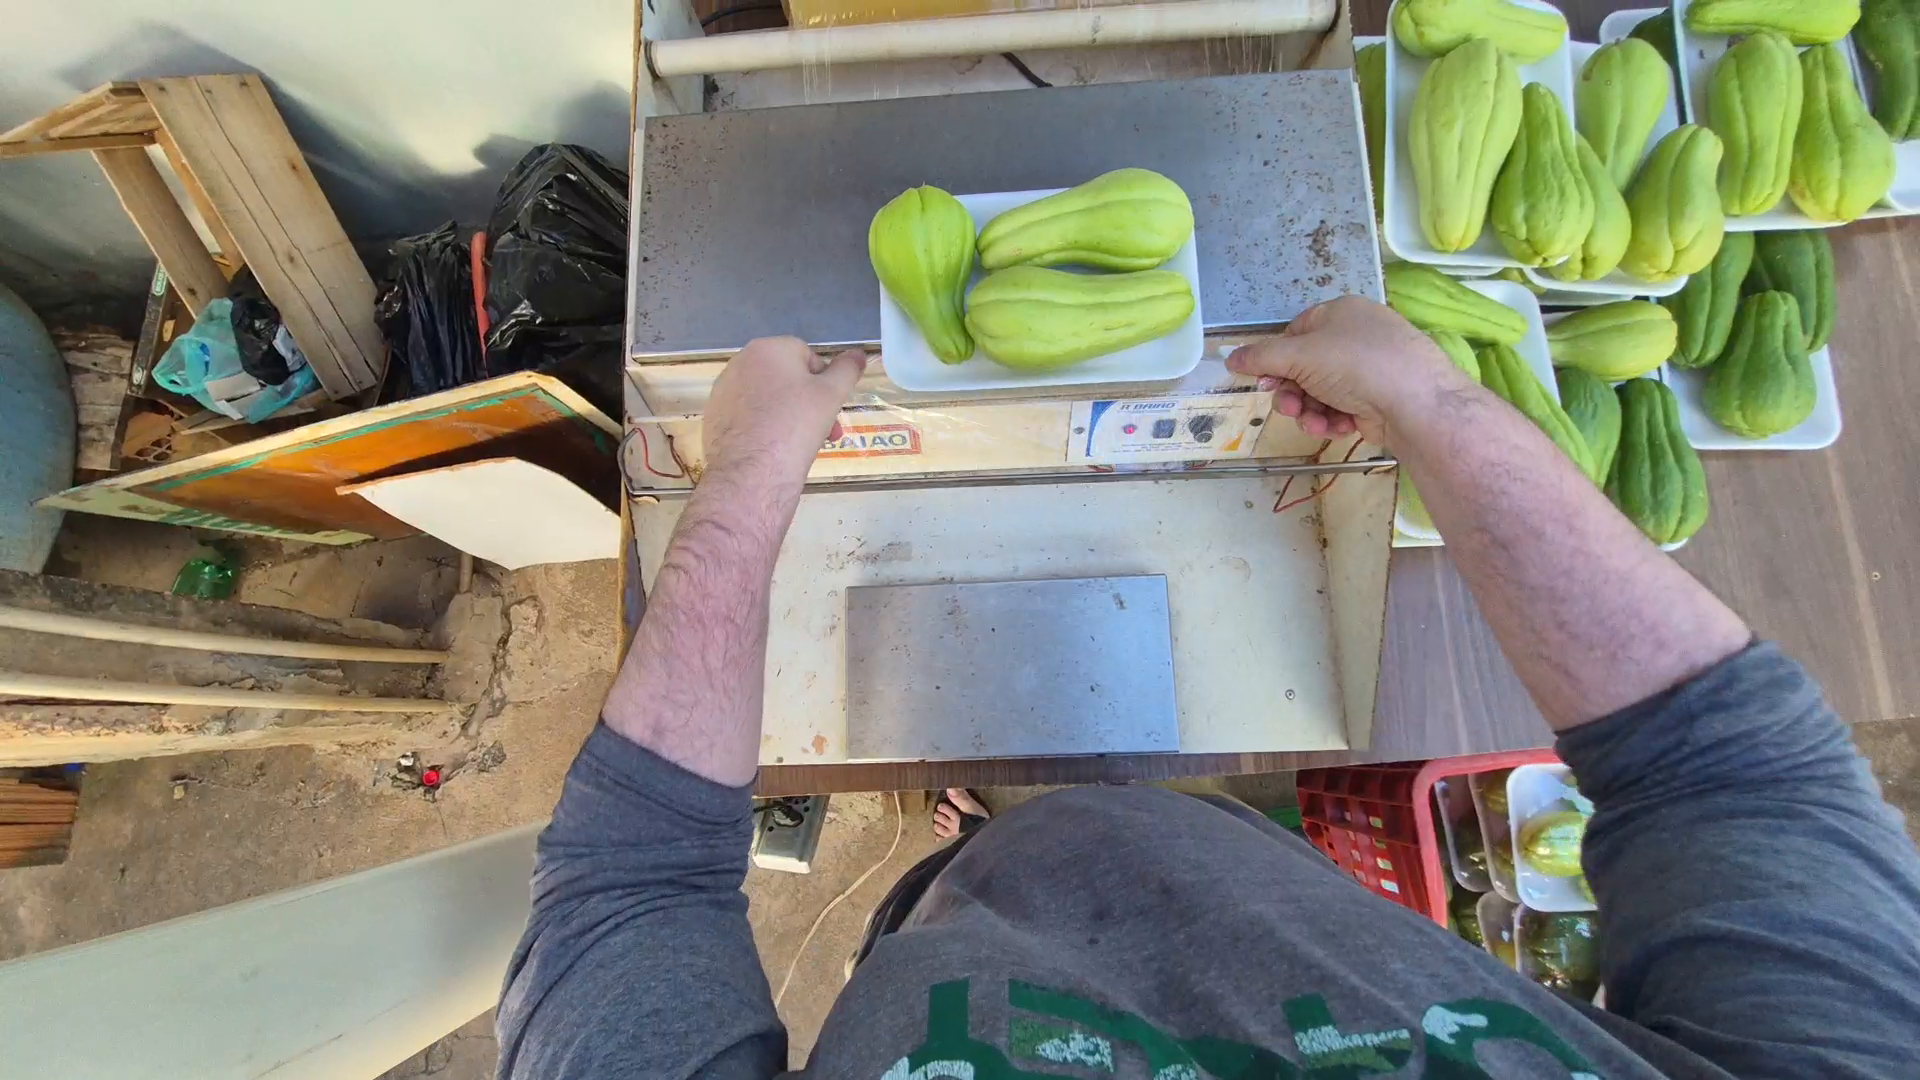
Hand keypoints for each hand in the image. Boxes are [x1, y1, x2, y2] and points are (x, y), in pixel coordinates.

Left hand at [701, 336, 865, 489]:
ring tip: (798, 444)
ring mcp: (723, 391)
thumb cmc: (796, 426)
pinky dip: (763, 428)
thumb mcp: (831, 396)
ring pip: (767, 398)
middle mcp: (740, 362)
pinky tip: (773, 450)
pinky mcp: (714, 418)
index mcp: (768, 349)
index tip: (830, 409)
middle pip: (785, 378)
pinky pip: (748, 417)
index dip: (823, 383)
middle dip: (807, 402)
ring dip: (787, 415)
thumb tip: (858, 354)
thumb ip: (847, 370)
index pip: (806, 355)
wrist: (751, 472)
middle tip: (822, 432)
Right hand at [1225, 295, 1462, 443]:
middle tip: (1288, 409)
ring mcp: (1366, 368)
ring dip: (1308, 412)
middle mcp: (1353, 336)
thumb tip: (1229, 358)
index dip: (1275, 361)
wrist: (1415, 402)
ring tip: (1314, 424)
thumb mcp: (1299, 355)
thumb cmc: (1355, 365)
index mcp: (1338, 313)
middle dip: (1291, 394)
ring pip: (1317, 393)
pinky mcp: (1375, 397)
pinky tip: (1338, 427)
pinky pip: (1338, 407)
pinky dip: (1332, 420)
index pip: (1293, 335)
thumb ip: (1260, 358)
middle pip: (1302, 368)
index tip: (1266, 382)